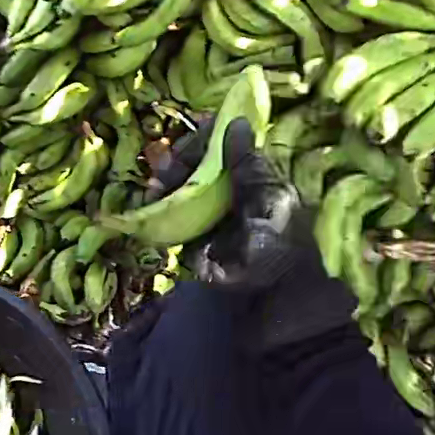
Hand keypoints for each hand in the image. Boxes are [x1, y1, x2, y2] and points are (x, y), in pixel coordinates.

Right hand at [150, 118, 355, 352]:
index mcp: (257, 181)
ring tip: (155, 188)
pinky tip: (151, 205)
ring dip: (166, 185)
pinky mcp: (196, 246)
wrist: (278, 313)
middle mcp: (233, 196)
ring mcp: (213, 221)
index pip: (225, 147)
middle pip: (198, 167)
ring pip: (181, 191)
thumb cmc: (283, 252)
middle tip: (164, 169)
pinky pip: (173, 222)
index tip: (190, 137)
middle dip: (179, 163)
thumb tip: (235, 122)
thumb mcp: (270, 202)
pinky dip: (160, 212)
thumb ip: (247, 165)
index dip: (205, 139)